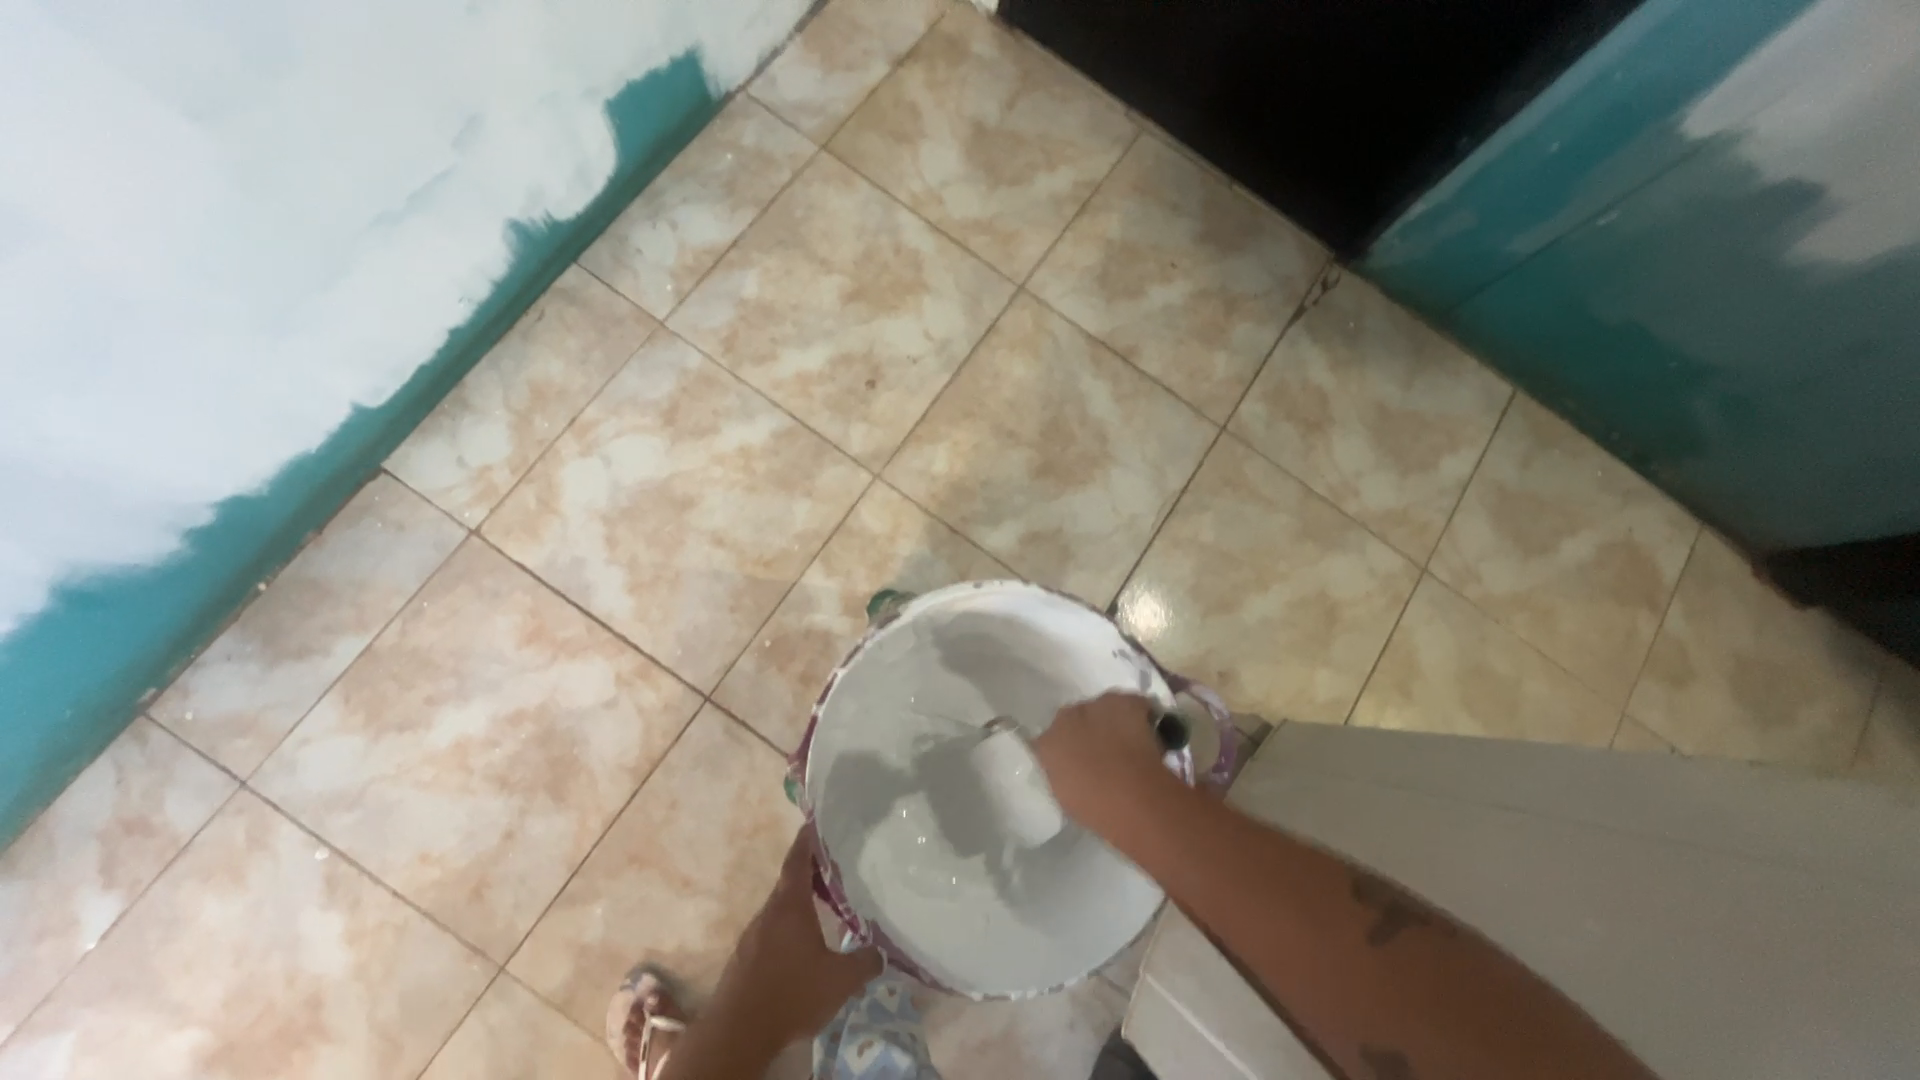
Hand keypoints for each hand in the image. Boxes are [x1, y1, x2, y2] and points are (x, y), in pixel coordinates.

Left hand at [702, 827, 882, 1052]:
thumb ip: (865, 961)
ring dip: (802, 904)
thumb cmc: (792, 994)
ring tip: (828, 906)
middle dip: (813, 873)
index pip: (798, 859)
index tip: (817, 821)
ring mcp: (753, 935)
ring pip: (781, 909)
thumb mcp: (841, 980)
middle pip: (790, 882)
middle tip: (838, 867)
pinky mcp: (745, 958)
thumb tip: (880, 952)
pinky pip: (773, 931)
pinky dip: (791, 928)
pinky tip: (806, 946)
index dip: (808, 838)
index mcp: (790, 905)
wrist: (737, 1033)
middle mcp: (768, 913)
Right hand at [1032, 692, 1172, 832]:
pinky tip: (1148, 730)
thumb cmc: (1096, 807)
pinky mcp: (1127, 701)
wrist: (1133, 796)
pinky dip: (1137, 713)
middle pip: (1073, 718)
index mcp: (1047, 744)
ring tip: (1126, 740)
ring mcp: (1097, 705)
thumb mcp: (1066, 796)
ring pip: (1101, 707)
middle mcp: (1066, 717)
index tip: (1075, 762)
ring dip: (1108, 719)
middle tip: (1101, 750)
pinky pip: (1131, 704)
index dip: (1064, 749)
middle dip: (1084, 730)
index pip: (1049, 741)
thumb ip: (1062, 773)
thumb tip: (1069, 767)